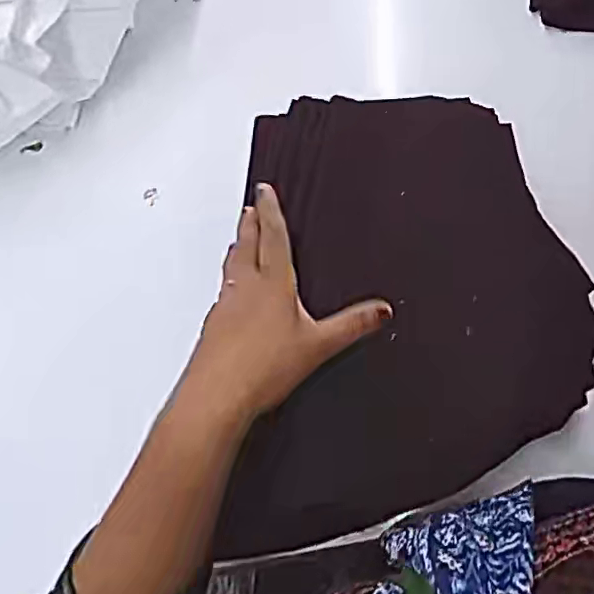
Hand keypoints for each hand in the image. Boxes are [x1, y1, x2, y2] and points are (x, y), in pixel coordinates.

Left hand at [175, 183, 389, 425]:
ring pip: (231, 267)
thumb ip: (352, 325)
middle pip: (247, 245)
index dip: (270, 211)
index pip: (273, 237)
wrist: (214, 401)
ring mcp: (224, 307)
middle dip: (250, 224)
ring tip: (237, 241)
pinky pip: (222, 292)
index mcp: (272, 283)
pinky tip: (230, 294)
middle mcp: (244, 289)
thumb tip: (380, 311)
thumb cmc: (260, 369)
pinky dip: (228, 280)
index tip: (264, 192)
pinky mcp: (212, 328)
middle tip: (249, 208)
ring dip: (237, 248)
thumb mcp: (318, 345)